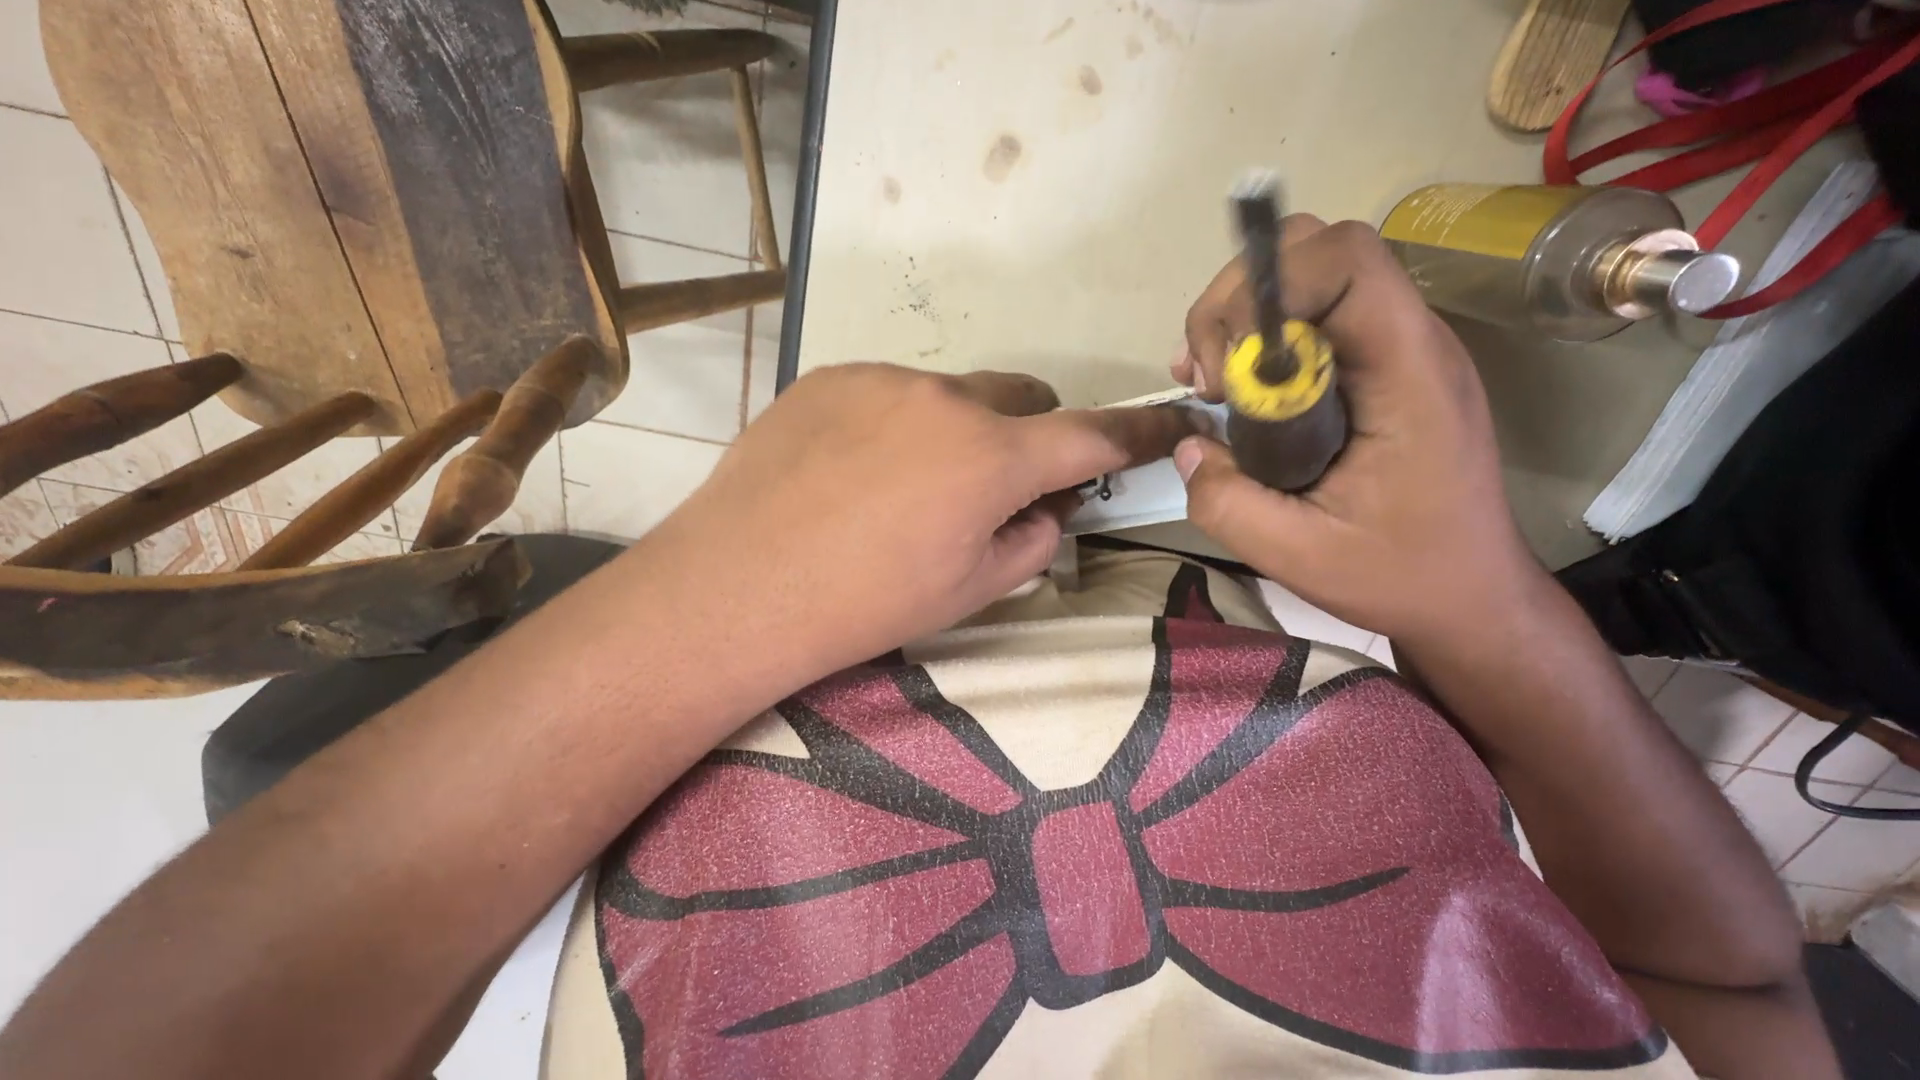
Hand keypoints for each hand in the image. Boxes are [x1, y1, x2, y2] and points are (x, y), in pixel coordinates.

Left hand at [647, 363, 1201, 676]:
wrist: (736, 587)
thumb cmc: (864, 605)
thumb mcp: (969, 590)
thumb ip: (1031, 540)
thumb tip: (1047, 507)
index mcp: (991, 455)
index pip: (1090, 434)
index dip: (1137, 434)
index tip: (1169, 427)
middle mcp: (944, 397)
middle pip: (1022, 396)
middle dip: (1028, 436)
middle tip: (992, 490)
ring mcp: (880, 378)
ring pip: (951, 394)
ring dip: (954, 431)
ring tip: (898, 491)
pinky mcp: (828, 377)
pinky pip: (889, 391)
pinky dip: (895, 423)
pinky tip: (849, 474)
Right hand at [1172, 217, 1546, 647]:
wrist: (1469, 595)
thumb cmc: (1400, 577)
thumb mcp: (1299, 557)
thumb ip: (1229, 504)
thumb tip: (1188, 446)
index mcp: (1408, 373)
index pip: (1347, 261)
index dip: (1270, 286)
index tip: (1227, 367)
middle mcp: (1409, 341)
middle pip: (1318, 249)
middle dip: (1241, 298)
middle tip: (1208, 378)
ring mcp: (1395, 350)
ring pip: (1309, 274)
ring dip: (1241, 316)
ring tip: (1210, 386)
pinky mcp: (1376, 367)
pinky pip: (1312, 315)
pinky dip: (1257, 336)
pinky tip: (1231, 390)